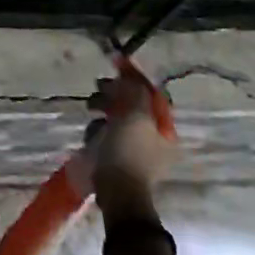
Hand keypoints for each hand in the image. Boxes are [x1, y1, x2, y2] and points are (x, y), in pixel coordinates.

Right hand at [85, 72, 175, 216]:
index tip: (114, 62)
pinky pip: (109, 134)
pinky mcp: (120, 157)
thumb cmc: (128, 151)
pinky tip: (92, 134)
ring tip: (90, 109)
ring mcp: (137, 148)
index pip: (151, 91)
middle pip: (133, 102)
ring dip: (103, 108)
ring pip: (118, 116)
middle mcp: (154, 136)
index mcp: (164, 126)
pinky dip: (99, 129)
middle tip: (98, 85)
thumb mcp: (136, 114)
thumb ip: (136, 91)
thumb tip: (129, 77)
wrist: (116, 192)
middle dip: (114, 92)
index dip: (133, 75)